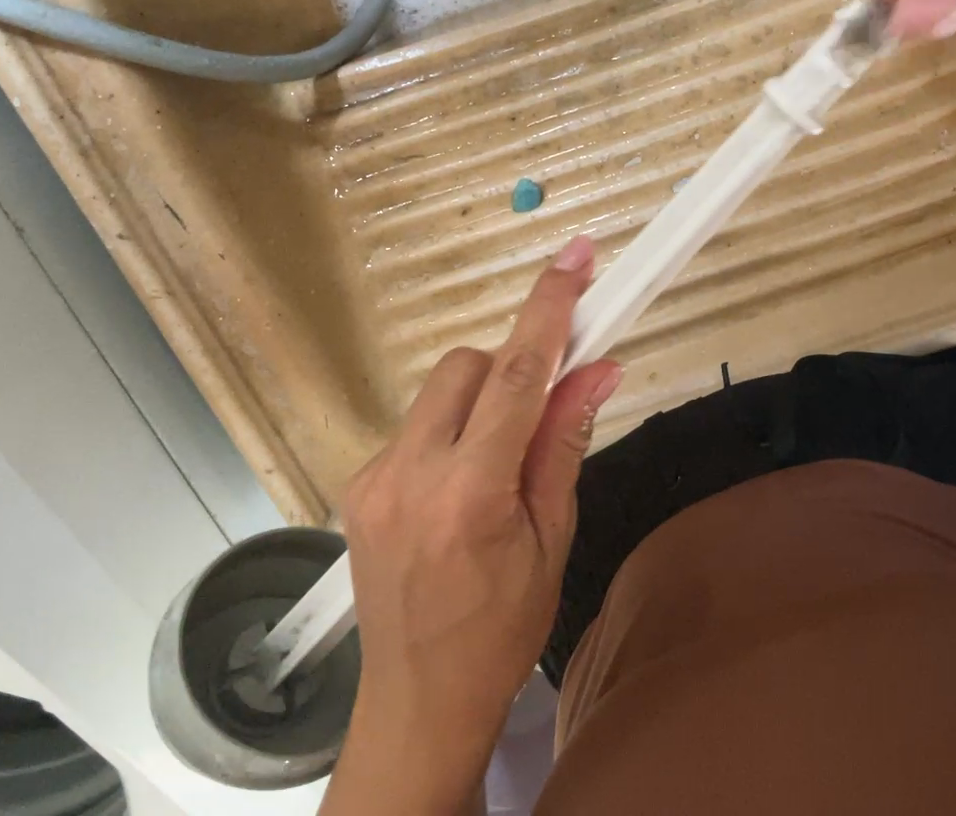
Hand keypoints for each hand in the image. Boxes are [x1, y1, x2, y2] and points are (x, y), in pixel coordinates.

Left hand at [335, 235, 622, 793]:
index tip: (575, 259)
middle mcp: (410, 473)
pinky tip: (463, 482)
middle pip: (468, 365)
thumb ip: (565, 444)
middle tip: (543, 405)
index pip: (516, 377)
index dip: (549, 309)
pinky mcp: (357, 484)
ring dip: (481, 398)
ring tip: (500, 459)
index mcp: (471, 494)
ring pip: (438, 390)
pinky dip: (451, 429)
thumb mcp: (554, 539)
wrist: (420, 696)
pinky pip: (415, 424)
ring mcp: (373, 477)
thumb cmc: (503, 628)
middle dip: (511, 365)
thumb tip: (598, 370)